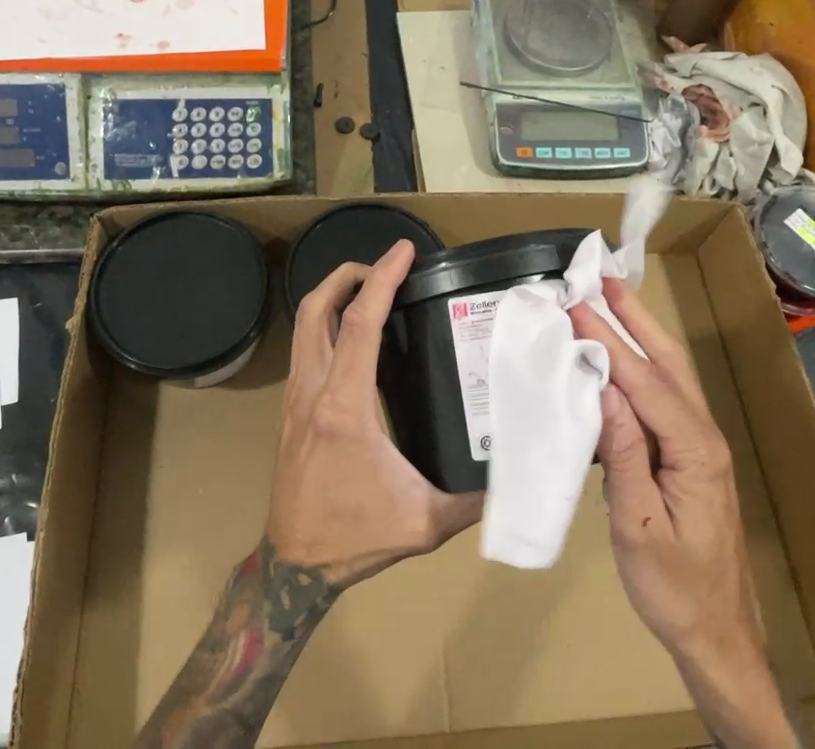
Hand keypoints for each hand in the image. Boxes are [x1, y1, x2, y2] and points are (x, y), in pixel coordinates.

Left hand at [267, 240, 483, 587]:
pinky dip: (326, 326)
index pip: (360, 324)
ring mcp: (296, 400)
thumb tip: (523, 471)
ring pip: (303, 328)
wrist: (296, 562)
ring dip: (332, 298)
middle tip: (384, 266)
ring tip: (371, 290)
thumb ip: (476, 498)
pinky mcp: (291, 411)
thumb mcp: (426, 522)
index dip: (383, 280)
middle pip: (316, 310)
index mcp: (344, 407)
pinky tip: (354, 338)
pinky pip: (305, 350)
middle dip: (346, 275)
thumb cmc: (356, 537)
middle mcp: (312, 391)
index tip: (404, 251)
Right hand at [568, 278, 761, 665]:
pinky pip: (665, 398)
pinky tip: (620, 360)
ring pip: (672, 376)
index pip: (646, 382)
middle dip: (637, 317)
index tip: (576, 304)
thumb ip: (624, 456)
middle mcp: (704, 436)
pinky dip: (642, 366)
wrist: (716, 631)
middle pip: (669, 363)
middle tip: (603, 277)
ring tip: (611, 301)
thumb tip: (604, 390)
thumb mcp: (637, 525)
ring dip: (642, 334)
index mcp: (694, 451)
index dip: (610, 340)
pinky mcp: (690, 458)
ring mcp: (701, 446)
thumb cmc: (672, 585)